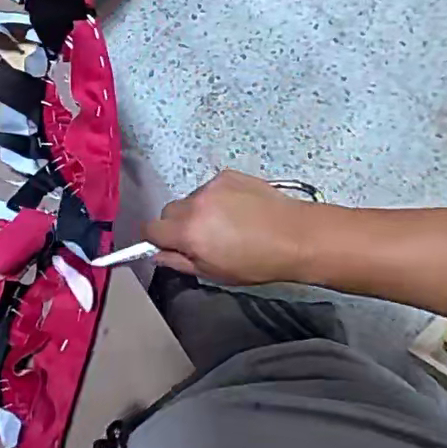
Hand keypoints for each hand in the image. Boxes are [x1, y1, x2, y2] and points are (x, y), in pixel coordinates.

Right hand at [142, 170, 322, 284]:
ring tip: (227, 224)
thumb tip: (158, 254)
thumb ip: (179, 262)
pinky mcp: (227, 175)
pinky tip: (239, 211)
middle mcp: (194, 204)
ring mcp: (211, 186)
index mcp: (188, 231)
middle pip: (169, 211)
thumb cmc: (257, 262)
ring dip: (198, 210)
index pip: (150, 228)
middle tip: (202, 238)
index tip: (169, 245)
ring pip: (190, 199)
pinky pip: (210, 188)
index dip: (156, 238)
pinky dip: (217, 199)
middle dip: (177, 224)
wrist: (296, 236)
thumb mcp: (213, 273)